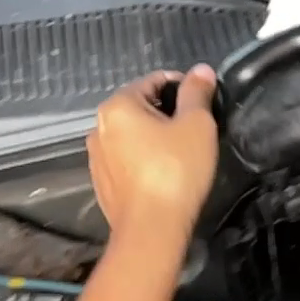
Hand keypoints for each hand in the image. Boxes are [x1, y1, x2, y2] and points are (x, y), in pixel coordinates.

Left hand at [86, 65, 218, 246]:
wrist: (151, 230)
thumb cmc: (176, 170)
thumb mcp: (196, 124)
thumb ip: (197, 92)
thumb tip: (201, 70)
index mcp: (117, 106)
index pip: (153, 81)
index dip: (182, 86)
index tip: (203, 102)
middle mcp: (98, 127)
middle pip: (140, 107)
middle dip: (167, 112)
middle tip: (196, 129)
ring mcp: (96, 158)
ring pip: (132, 135)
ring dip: (155, 136)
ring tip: (182, 152)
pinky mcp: (102, 184)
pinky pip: (127, 159)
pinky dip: (144, 158)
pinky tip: (164, 173)